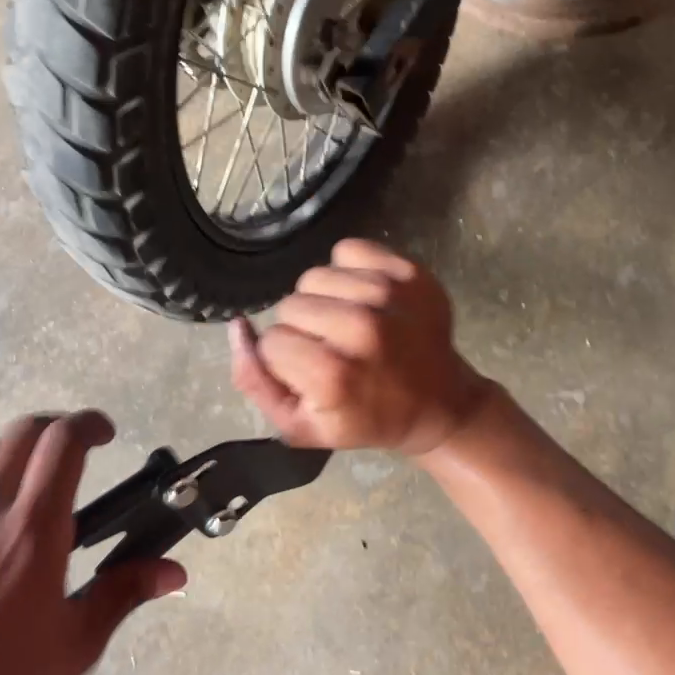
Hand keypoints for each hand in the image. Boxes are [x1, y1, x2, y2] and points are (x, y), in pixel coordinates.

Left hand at [0, 413, 185, 674]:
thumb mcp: (74, 646)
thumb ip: (124, 594)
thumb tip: (174, 572)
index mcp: (31, 532)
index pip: (62, 443)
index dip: (90, 423)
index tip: (106, 434)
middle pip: (20, 433)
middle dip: (56, 429)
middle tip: (75, 453)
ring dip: (14, 452)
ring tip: (29, 482)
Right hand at [229, 239, 491, 455]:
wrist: (436, 403)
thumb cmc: (364, 418)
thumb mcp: (301, 425)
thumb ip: (255, 381)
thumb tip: (238, 326)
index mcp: (335, 375)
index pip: (273, 340)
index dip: (284, 358)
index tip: (311, 373)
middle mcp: (363, 329)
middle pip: (292, 304)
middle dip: (302, 326)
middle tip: (331, 349)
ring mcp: (391, 296)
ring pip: (317, 276)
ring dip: (323, 298)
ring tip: (346, 324)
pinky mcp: (410, 273)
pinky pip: (349, 249)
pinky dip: (348, 269)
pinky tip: (362, 298)